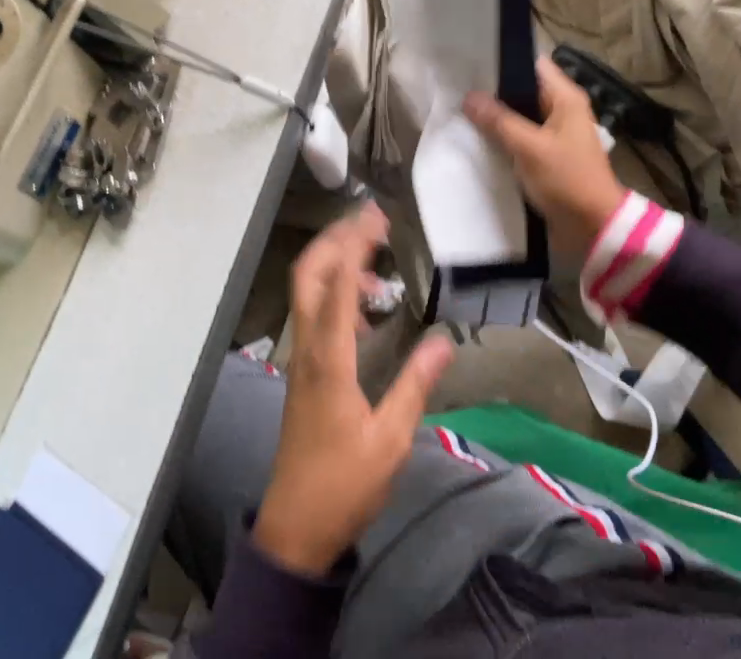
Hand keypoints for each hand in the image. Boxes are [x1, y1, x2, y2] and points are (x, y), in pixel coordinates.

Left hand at [253, 203, 455, 575]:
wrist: (296, 523)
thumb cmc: (345, 482)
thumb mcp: (391, 437)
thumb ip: (416, 384)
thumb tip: (444, 338)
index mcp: (329, 359)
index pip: (338, 285)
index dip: (355, 245)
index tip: (376, 216)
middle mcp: (307, 349)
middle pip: (309, 276)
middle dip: (334, 240)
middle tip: (370, 221)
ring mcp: (300, 360)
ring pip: (307, 294)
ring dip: (334, 266)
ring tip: (376, 262)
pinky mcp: (302, 374)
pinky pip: (313, 318)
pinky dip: (335, 297)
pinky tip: (366, 314)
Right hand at [463, 56, 626, 254]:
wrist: (592, 226)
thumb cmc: (566, 179)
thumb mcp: (529, 147)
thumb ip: (499, 121)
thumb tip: (469, 98)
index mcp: (566, 99)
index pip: (534, 65)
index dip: (505, 62)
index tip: (471, 63)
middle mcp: (561, 111)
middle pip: (524, 90)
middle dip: (494, 91)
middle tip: (458, 89)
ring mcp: (554, 135)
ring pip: (520, 116)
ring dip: (496, 117)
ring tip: (461, 112)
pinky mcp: (546, 156)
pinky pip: (520, 138)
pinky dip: (502, 138)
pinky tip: (478, 139)